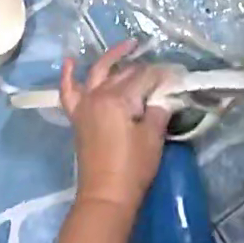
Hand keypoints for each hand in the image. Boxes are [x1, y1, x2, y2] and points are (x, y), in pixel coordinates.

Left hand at [58, 40, 171, 214]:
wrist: (106, 195)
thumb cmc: (132, 168)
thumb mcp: (152, 139)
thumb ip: (157, 112)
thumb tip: (163, 97)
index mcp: (118, 98)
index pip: (143, 78)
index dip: (160, 74)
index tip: (175, 73)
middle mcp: (98, 94)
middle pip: (123, 74)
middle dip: (142, 69)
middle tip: (161, 70)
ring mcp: (84, 103)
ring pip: (98, 73)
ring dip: (112, 58)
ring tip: (128, 47)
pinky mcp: (77, 116)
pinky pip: (68, 90)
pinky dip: (68, 74)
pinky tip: (70, 60)